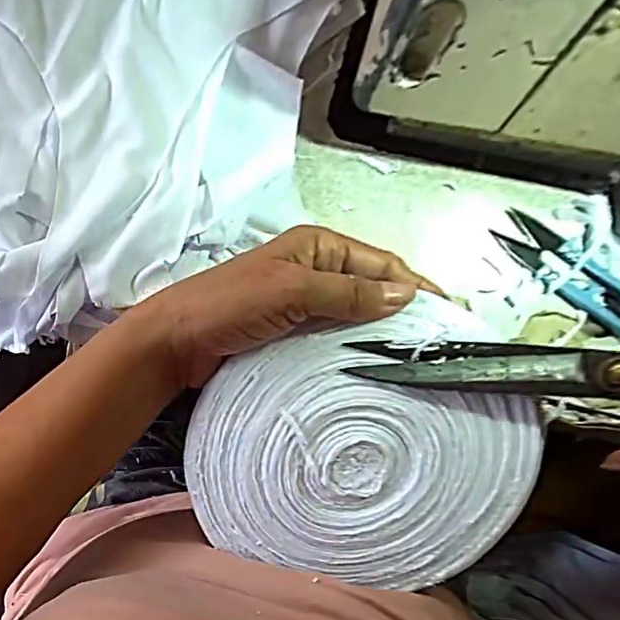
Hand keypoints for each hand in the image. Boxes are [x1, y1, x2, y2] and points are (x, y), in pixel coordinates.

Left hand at [119, 225, 443, 388]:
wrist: (174, 344)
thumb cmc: (225, 305)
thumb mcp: (292, 290)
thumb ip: (348, 292)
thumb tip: (404, 294)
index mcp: (316, 248)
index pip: (381, 263)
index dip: (415, 286)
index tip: (445, 316)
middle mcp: (309, 273)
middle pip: (368, 292)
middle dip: (397, 315)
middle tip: (428, 348)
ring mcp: (295, 308)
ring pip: (346, 322)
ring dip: (370, 339)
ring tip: (403, 365)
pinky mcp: (281, 338)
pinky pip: (322, 344)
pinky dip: (341, 355)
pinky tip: (359, 372)